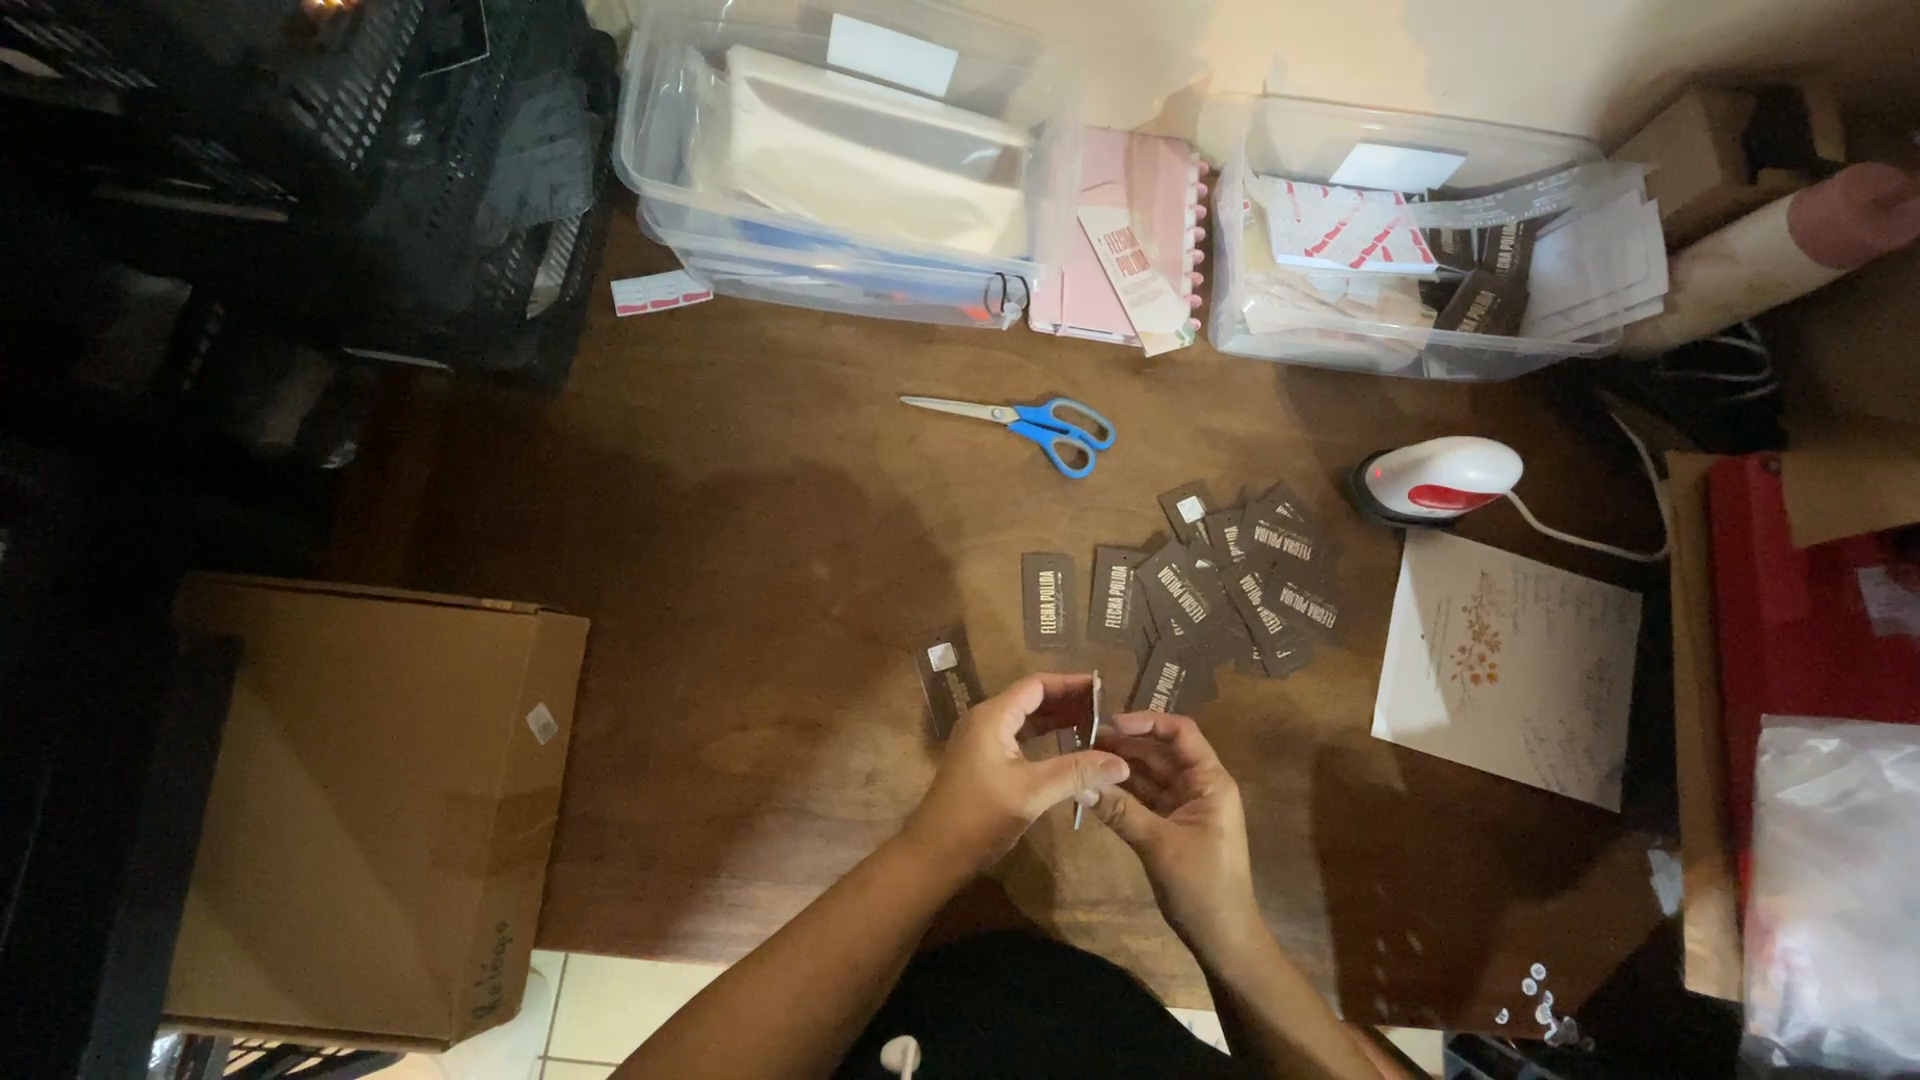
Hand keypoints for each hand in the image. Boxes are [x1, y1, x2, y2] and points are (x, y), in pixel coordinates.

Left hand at [901, 673, 1129, 875]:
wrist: (934, 853)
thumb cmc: (979, 817)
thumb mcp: (1032, 792)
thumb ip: (1076, 772)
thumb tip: (1121, 763)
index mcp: (993, 717)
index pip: (1036, 685)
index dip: (1070, 683)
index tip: (1103, 688)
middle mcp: (985, 720)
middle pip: (1031, 698)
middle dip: (1067, 701)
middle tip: (1105, 709)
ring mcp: (981, 740)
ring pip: (1025, 719)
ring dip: (1057, 719)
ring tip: (1094, 724)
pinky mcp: (983, 759)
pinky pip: (1018, 737)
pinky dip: (1043, 737)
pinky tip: (1067, 747)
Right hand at [1091, 711, 1263, 960]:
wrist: (1223, 939)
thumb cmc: (1202, 886)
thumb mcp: (1159, 845)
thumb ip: (1120, 811)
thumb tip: (1081, 784)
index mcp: (1210, 781)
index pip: (1180, 733)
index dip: (1147, 722)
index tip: (1110, 724)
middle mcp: (1198, 786)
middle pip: (1159, 751)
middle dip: (1124, 744)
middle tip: (1082, 740)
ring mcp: (1183, 806)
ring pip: (1148, 774)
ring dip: (1119, 768)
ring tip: (1082, 759)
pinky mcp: (1170, 825)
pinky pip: (1142, 798)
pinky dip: (1120, 793)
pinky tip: (1092, 788)